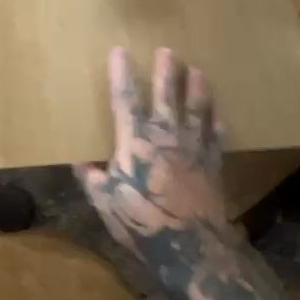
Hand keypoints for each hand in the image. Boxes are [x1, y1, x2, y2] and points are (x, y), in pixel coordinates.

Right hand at [75, 47, 228, 264]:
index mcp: (134, 142)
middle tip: (168, 51)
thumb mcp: (105, 201)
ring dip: (197, 89)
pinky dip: (217, 122)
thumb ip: (93, 178)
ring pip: (196, 111)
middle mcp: (165, 137)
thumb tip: (80, 161)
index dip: (121, 74)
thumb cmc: (142, 222)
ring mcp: (193, 150)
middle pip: (166, 97)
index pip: (125, 100)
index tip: (119, 51)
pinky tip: (219, 112)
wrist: (190, 249)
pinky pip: (216, 138)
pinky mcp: (213, 167)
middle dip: (165, 72)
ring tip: (198, 71)